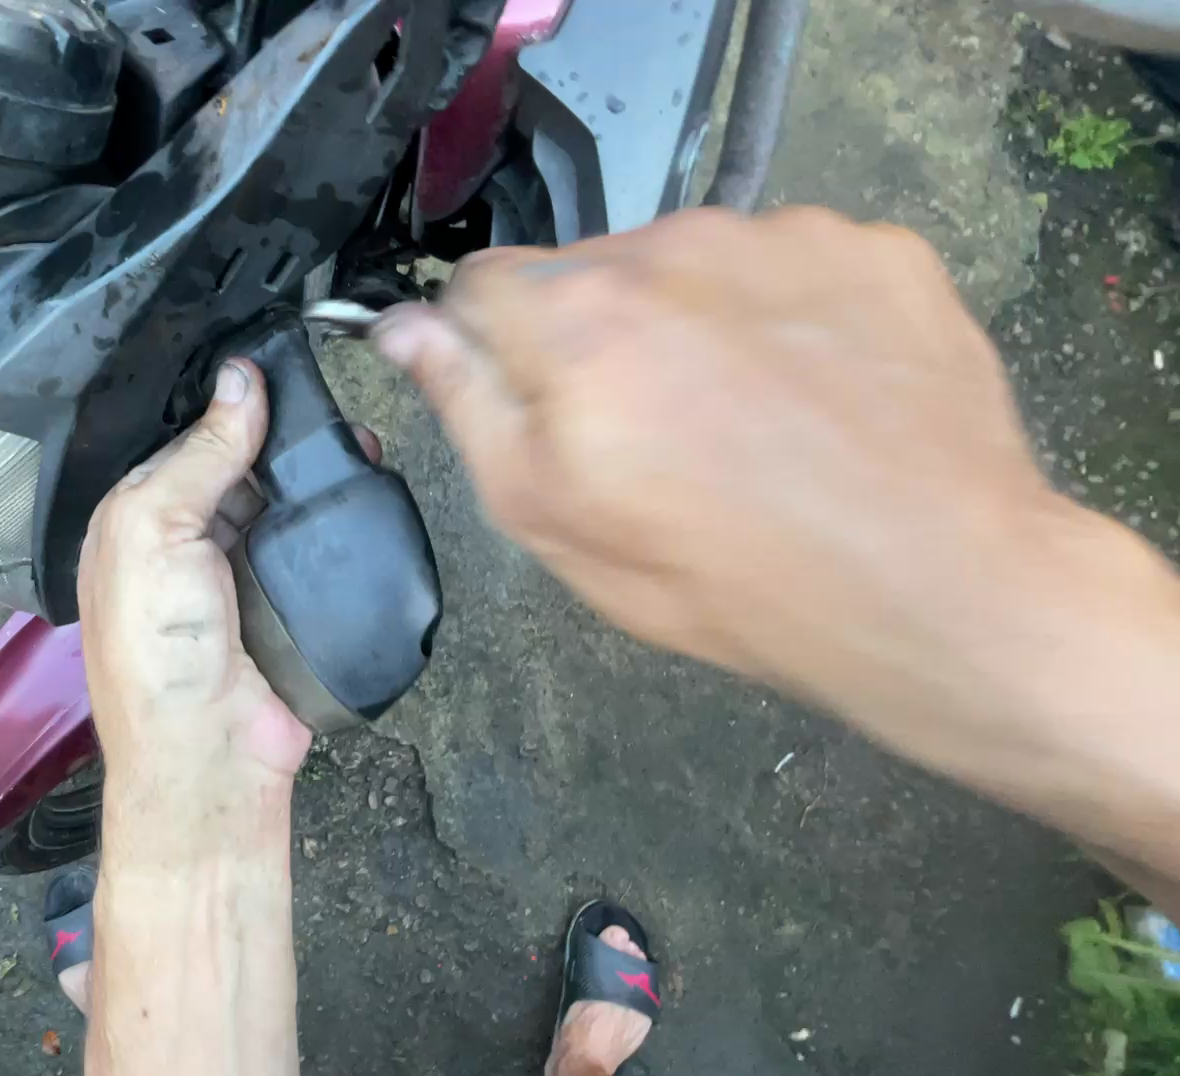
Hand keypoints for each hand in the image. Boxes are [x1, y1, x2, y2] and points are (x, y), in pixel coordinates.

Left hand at [77, 358, 310, 854]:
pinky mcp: (280, 597)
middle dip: (275, 435)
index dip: (225, 405)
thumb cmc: (158, 650)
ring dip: (308, 473)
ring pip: (275, 500)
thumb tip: (237, 382)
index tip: (271, 368)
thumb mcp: (155, 533)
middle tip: (324, 402)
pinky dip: (329, 516)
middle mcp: (182, 539)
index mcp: (135, 518)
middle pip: (234, 466)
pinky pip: (307, 542)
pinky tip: (358, 486)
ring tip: (354, 438)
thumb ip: (197, 458)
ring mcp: (234, 569)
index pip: (183, 440)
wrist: (212, 750)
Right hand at [368, 207, 1073, 718]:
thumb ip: (461, 400)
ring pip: (666, 262)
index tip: (514, 396)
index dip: (477, 341)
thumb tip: (401, 328)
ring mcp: (780, 239)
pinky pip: (765, 262)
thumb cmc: (702, 569)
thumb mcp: (538, 508)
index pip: (473, 281)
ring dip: (660, 321)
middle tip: (619, 427)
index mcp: (574, 320)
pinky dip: (753, 311)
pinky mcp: (866, 249)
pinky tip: (783, 388)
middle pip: (571, 271)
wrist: (923, 587)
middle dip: (569, 336)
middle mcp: (670, 251)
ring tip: (709, 413)